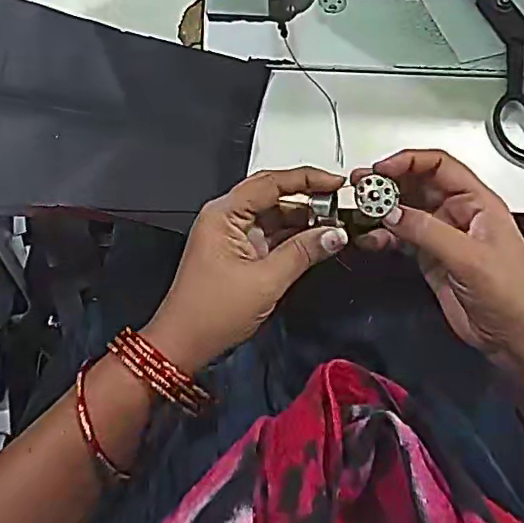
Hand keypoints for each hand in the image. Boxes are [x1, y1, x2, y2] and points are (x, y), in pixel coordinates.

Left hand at [144, 167, 348, 371]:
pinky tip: (316, 239)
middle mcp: (225, 217)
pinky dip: (293, 236)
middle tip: (339, 202)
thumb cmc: (210, 312)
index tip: (335, 181)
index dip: (306, 179)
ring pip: (273, 214)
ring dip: (303, 218)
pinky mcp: (238, 252)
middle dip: (307, 197)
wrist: (184, 343)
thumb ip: (302, 252)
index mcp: (223, 213)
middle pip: (272, 194)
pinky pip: (270, 234)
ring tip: (334, 223)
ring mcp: (232, 234)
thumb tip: (334, 234)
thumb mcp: (265, 281)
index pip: (270, 182)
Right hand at [354, 149, 523, 367]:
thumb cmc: (519, 299)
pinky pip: (399, 238)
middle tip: (362, 187)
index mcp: (478, 203)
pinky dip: (382, 236)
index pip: (439, 166)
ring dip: (381, 209)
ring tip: (360, 210)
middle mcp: (458, 214)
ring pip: (404, 210)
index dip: (409, 161)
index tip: (382, 169)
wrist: (519, 342)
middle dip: (387, 183)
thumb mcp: (472, 259)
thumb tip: (392, 211)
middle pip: (416, 184)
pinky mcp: (430, 258)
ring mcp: (442, 236)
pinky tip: (371, 238)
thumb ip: (429, 231)